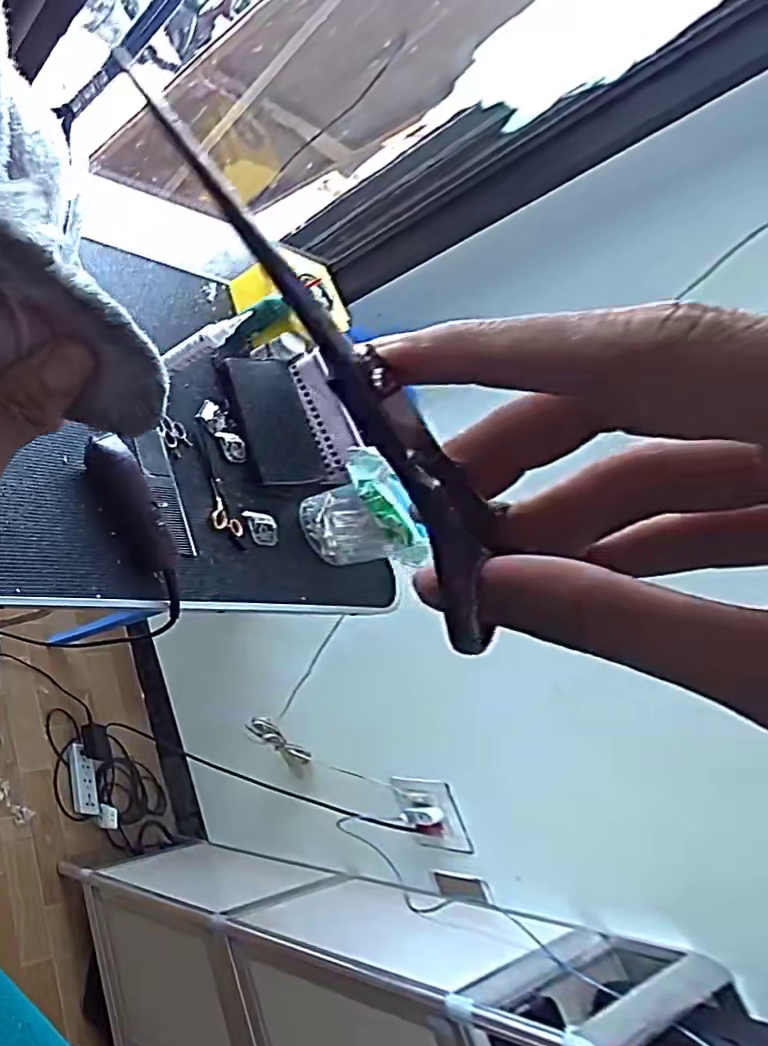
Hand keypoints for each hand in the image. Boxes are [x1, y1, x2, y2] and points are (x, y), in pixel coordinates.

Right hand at [375, 302, 767, 721]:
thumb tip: (465, 588)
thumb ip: (627, 619)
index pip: (642, 350)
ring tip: (492, 564)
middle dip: (515, 452)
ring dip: (567, 502)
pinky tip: (580, 572)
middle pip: (640, 392)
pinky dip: (642, 528)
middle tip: (431, 512)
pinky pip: (733, 487)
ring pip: (679, 444)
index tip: (390, 363)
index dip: (498, 348)